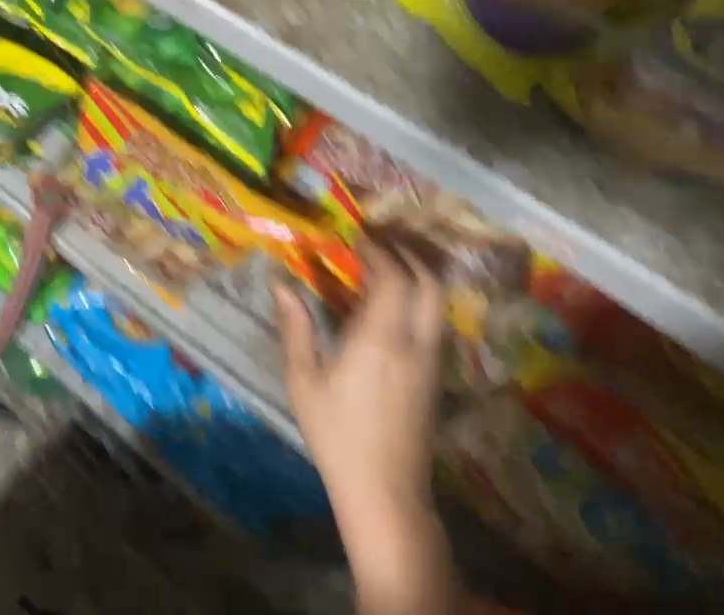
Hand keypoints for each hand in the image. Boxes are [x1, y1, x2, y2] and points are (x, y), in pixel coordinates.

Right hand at [277, 239, 454, 613]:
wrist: (385, 486)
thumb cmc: (335, 430)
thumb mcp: (303, 378)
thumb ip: (297, 327)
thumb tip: (282, 284)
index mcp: (380, 340)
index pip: (394, 280)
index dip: (378, 252)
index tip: (354, 236)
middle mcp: (416, 344)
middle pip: (431, 284)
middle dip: (408, 254)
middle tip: (377, 240)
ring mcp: (433, 361)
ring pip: (441, 303)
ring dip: (419, 274)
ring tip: (385, 262)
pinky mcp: (436, 376)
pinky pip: (437, 321)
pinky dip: (421, 298)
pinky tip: (392, 301)